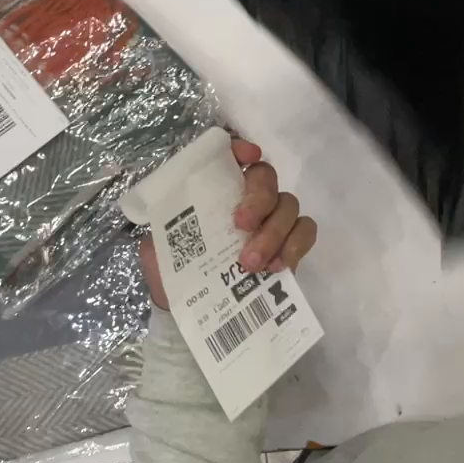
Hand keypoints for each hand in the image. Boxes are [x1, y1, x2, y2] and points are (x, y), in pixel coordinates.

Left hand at [139, 139, 319, 308]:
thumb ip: (162, 226)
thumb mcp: (157, 245)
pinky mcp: (290, 245)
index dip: (241, 149)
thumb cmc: (173, 273)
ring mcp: (272, 219)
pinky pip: (306, 231)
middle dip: (257, 200)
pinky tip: (277, 266)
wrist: (189, 313)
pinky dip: (295, 245)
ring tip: (252, 264)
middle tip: (241, 226)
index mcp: (215, 191)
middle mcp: (247, 197)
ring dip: (273, 232)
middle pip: (266, 177)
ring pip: (288, 205)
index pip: (231, 155)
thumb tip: (164, 214)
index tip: (247, 156)